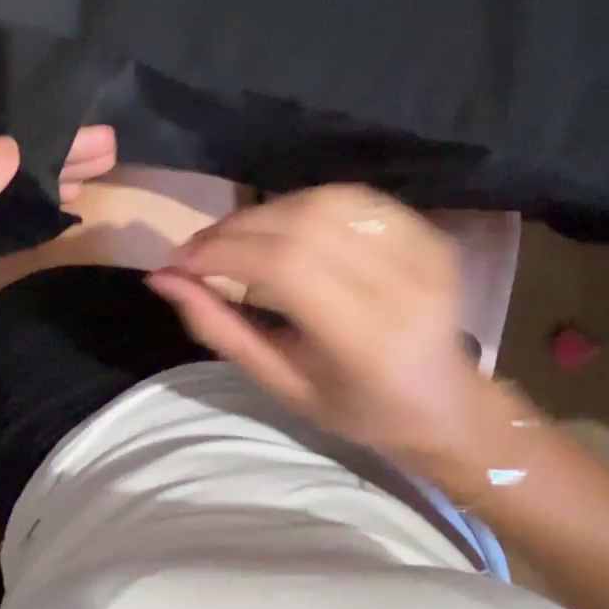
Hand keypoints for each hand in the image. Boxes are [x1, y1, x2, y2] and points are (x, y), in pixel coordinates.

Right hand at [146, 185, 512, 485]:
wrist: (446, 406)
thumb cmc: (357, 409)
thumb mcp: (280, 384)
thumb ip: (220, 329)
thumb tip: (162, 278)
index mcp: (370, 339)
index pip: (284, 267)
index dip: (222, 252)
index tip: (181, 262)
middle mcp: (403, 287)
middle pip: (300, 226)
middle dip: (234, 229)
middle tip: (198, 249)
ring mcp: (424, 254)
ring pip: (322, 203)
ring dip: (264, 213)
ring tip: (234, 239)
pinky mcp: (428, 235)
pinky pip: (351, 199)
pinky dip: (301, 205)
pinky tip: (280, 227)